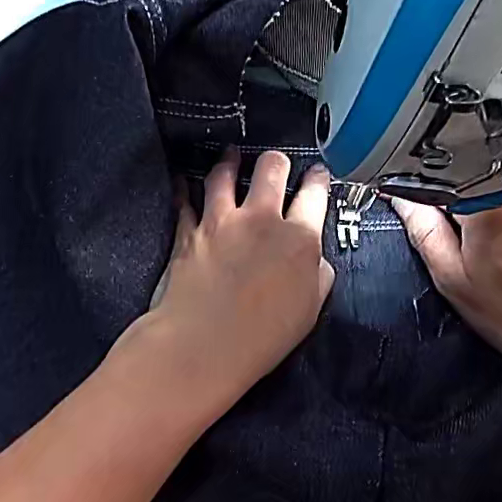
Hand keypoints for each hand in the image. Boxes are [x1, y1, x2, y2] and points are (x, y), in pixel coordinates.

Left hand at [122, 150, 333, 398]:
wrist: (204, 344)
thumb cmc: (262, 335)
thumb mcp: (310, 309)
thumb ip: (319, 276)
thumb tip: (317, 262)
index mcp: (299, 238)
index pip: (314, 195)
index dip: (318, 180)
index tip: (317, 175)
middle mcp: (261, 220)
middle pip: (271, 170)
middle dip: (276, 161)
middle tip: (276, 162)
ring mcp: (222, 222)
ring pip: (225, 174)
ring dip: (230, 162)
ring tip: (231, 156)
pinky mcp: (189, 232)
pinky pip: (185, 201)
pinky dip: (184, 189)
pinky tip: (183, 183)